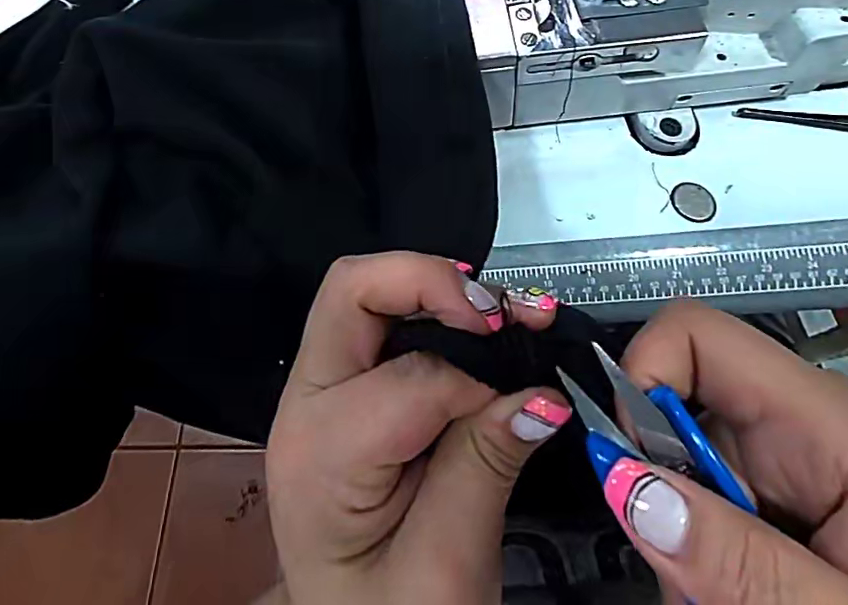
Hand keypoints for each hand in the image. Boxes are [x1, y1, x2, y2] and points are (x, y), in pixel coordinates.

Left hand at [265, 252, 568, 603]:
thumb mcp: (447, 566)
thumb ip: (486, 464)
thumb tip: (540, 391)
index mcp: (320, 453)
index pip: (408, 377)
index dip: (475, 377)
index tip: (524, 395)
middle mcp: (307, 402)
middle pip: (354, 290)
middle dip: (431, 282)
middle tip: (498, 315)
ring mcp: (320, 385)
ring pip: (368, 289)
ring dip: (438, 286)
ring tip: (502, 313)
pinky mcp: (345, 381)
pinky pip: (384, 316)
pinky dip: (436, 305)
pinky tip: (479, 323)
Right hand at [604, 299, 847, 603]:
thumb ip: (745, 562)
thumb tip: (619, 481)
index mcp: (830, 420)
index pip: (697, 333)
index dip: (641, 378)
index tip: (628, 476)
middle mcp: (810, 426)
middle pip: (683, 419)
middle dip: (669, 501)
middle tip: (707, 593)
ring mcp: (812, 470)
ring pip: (698, 479)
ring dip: (699, 552)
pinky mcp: (816, 511)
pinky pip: (732, 517)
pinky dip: (726, 569)